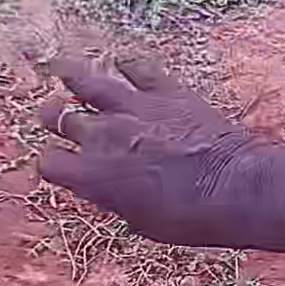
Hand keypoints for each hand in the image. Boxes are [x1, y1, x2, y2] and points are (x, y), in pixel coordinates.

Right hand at [36, 54, 273, 245]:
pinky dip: (130, 65)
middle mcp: (104, 136)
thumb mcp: (144, 223)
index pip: (51, 164)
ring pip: (89, 82)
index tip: (60, 164)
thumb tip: (116, 193)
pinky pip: (139, 68)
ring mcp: (134, 109)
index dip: (54, 164)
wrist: (233, 189)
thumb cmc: (191, 218)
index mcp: (93, 176)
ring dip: (74, 77)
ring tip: (63, 70)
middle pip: (62, 118)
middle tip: (55, 114)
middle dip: (56, 117)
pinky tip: (124, 62)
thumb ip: (121, 201)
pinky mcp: (166, 92)